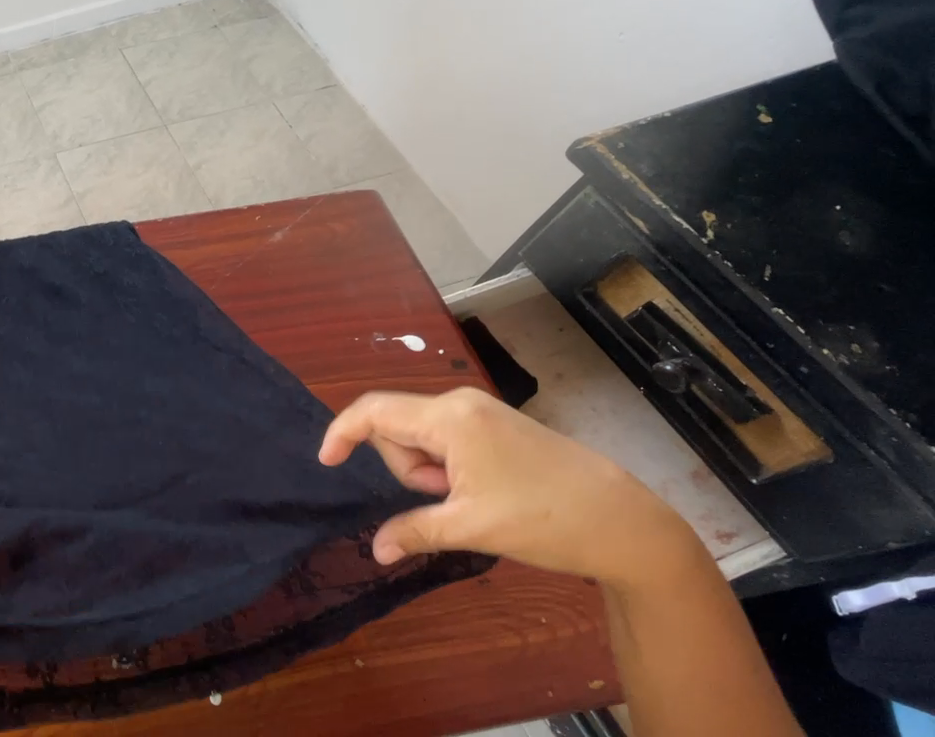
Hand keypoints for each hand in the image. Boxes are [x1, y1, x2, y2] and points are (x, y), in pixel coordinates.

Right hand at [318, 387, 699, 587]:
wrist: (627, 524)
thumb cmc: (544, 520)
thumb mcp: (471, 529)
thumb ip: (414, 531)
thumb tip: (375, 550)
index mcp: (448, 418)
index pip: (373, 411)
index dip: (342, 432)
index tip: (327, 462)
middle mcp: (459, 403)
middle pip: (397, 426)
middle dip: (407, 468)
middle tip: (446, 501)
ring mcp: (480, 411)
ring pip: (421, 434)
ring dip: (429, 470)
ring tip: (470, 500)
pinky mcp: (496, 424)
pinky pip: (447, 437)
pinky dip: (447, 465)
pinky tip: (479, 491)